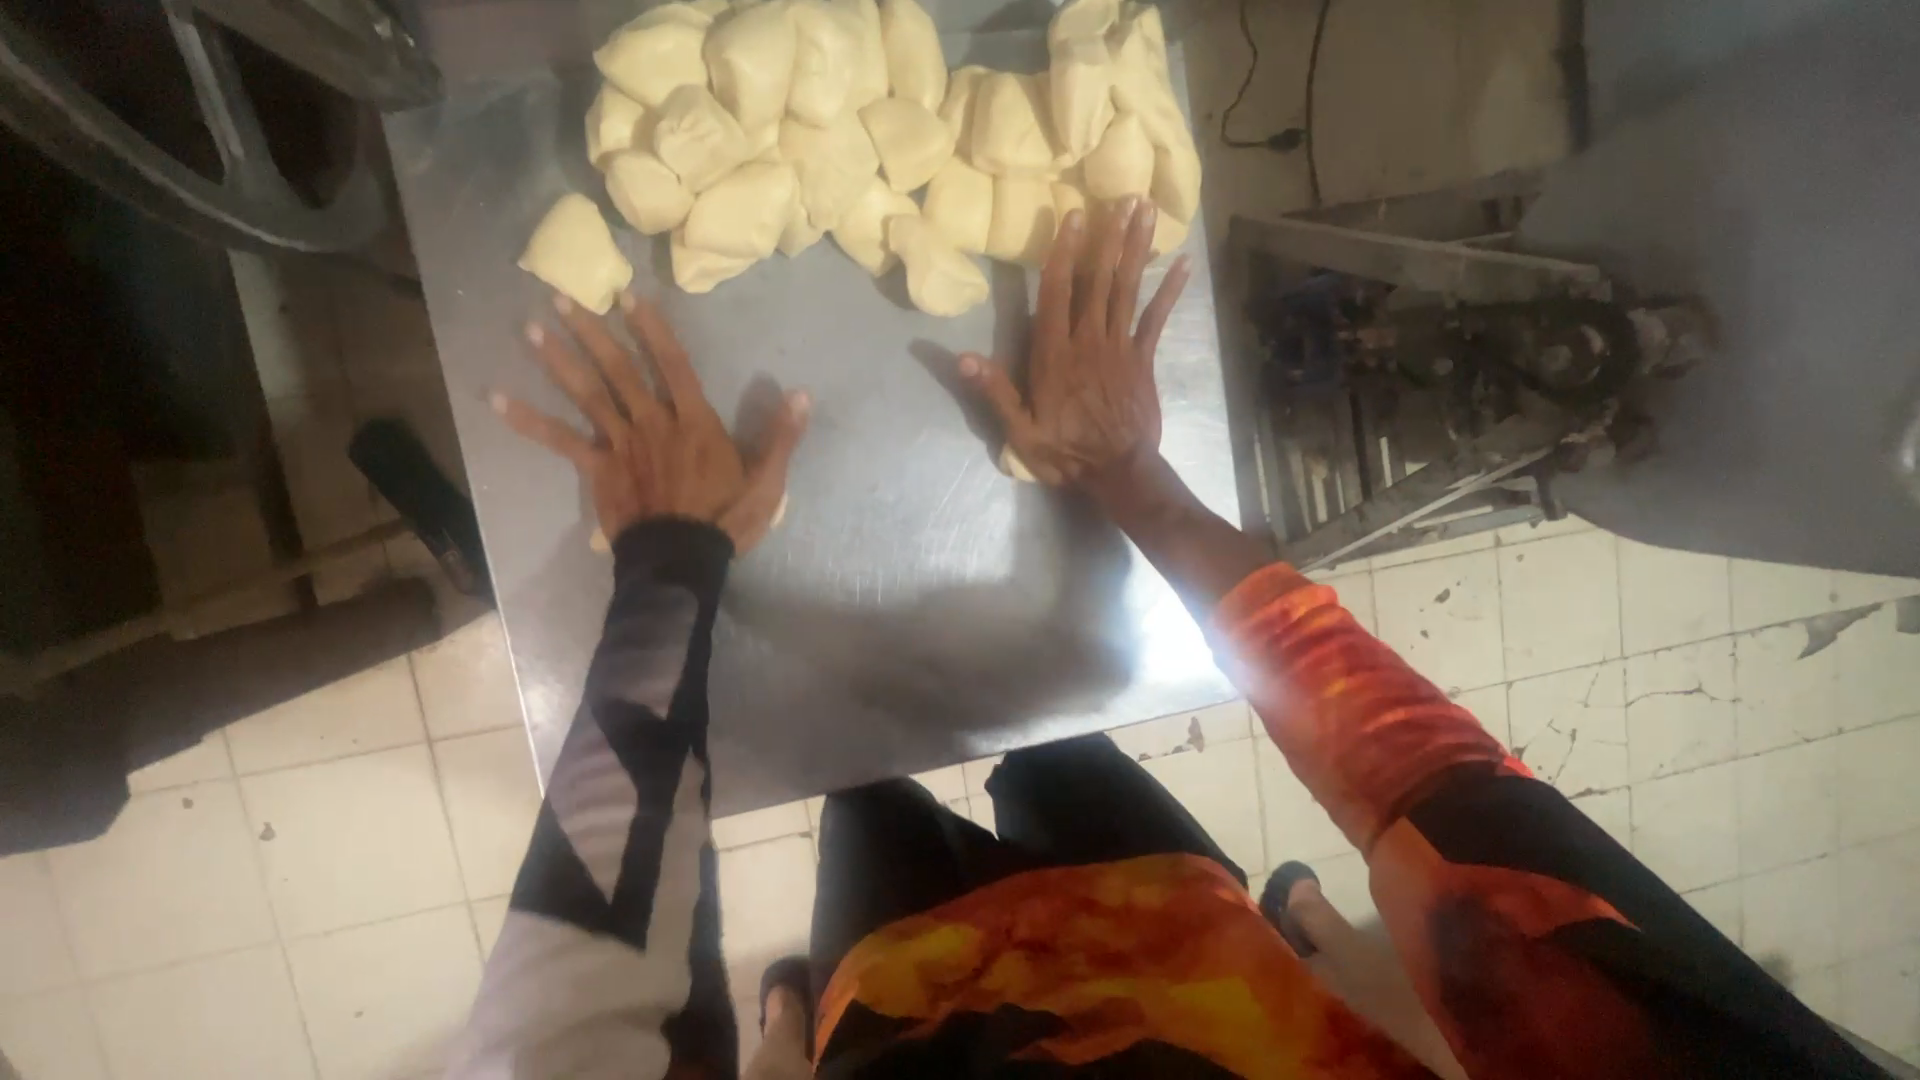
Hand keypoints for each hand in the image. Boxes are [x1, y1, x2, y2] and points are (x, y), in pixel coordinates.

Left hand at [493, 291, 808, 553]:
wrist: (682, 561)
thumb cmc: (726, 520)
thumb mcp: (768, 482)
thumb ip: (782, 436)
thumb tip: (801, 394)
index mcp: (695, 422)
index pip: (673, 365)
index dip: (653, 329)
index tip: (630, 296)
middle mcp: (653, 423)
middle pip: (619, 370)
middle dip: (592, 332)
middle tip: (561, 294)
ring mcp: (621, 445)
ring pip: (587, 395)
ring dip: (558, 360)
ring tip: (530, 327)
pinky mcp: (599, 470)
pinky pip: (560, 441)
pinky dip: (528, 420)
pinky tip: (495, 398)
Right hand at [959, 196, 1190, 499]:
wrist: (1117, 473)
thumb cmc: (1065, 453)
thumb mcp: (1020, 430)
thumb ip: (996, 391)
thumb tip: (961, 358)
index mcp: (1055, 355)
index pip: (1057, 293)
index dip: (1064, 252)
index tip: (1073, 216)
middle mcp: (1088, 341)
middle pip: (1099, 280)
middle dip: (1109, 237)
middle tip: (1124, 196)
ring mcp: (1120, 348)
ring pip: (1127, 290)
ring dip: (1136, 249)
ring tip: (1146, 212)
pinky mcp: (1143, 361)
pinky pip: (1156, 319)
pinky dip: (1169, 292)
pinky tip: (1182, 265)